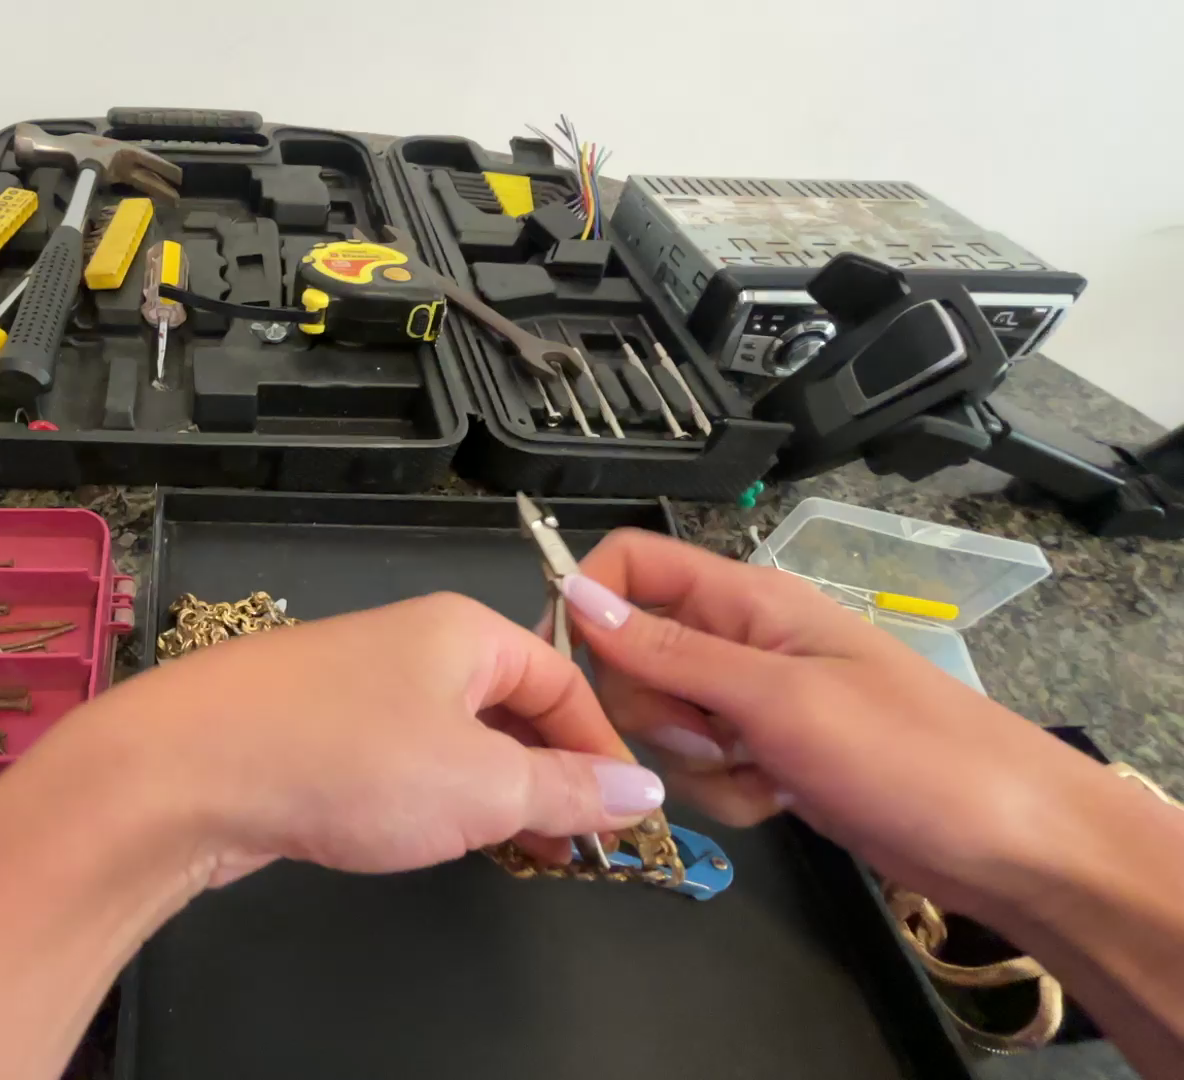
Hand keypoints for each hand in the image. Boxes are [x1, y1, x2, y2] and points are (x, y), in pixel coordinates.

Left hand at [61, 592, 665, 886]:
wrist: (191, 765)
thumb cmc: (354, 760)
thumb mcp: (481, 782)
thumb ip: (566, 788)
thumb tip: (640, 788)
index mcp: (460, 631)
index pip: (560, 680)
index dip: (600, 750)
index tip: (624, 821)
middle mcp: (407, 643)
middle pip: (503, 703)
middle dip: (542, 773)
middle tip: (567, 845)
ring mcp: (352, 682)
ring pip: (445, 734)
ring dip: (484, 788)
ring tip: (509, 847)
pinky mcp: (312, 724)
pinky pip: (392, 754)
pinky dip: (424, 793)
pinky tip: (424, 832)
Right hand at [559, 528, 1126, 919]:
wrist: (1022, 853)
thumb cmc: (911, 756)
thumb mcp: (778, 698)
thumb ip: (668, 649)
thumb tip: (574, 594)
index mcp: (739, 599)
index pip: (628, 563)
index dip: (586, 598)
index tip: (567, 659)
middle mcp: (729, 639)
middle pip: (624, 651)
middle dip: (649, 704)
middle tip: (706, 732)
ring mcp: (739, 696)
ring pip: (652, 714)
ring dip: (689, 755)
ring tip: (759, 769)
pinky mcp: (749, 746)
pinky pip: (687, 761)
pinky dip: (720, 787)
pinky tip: (776, 794)